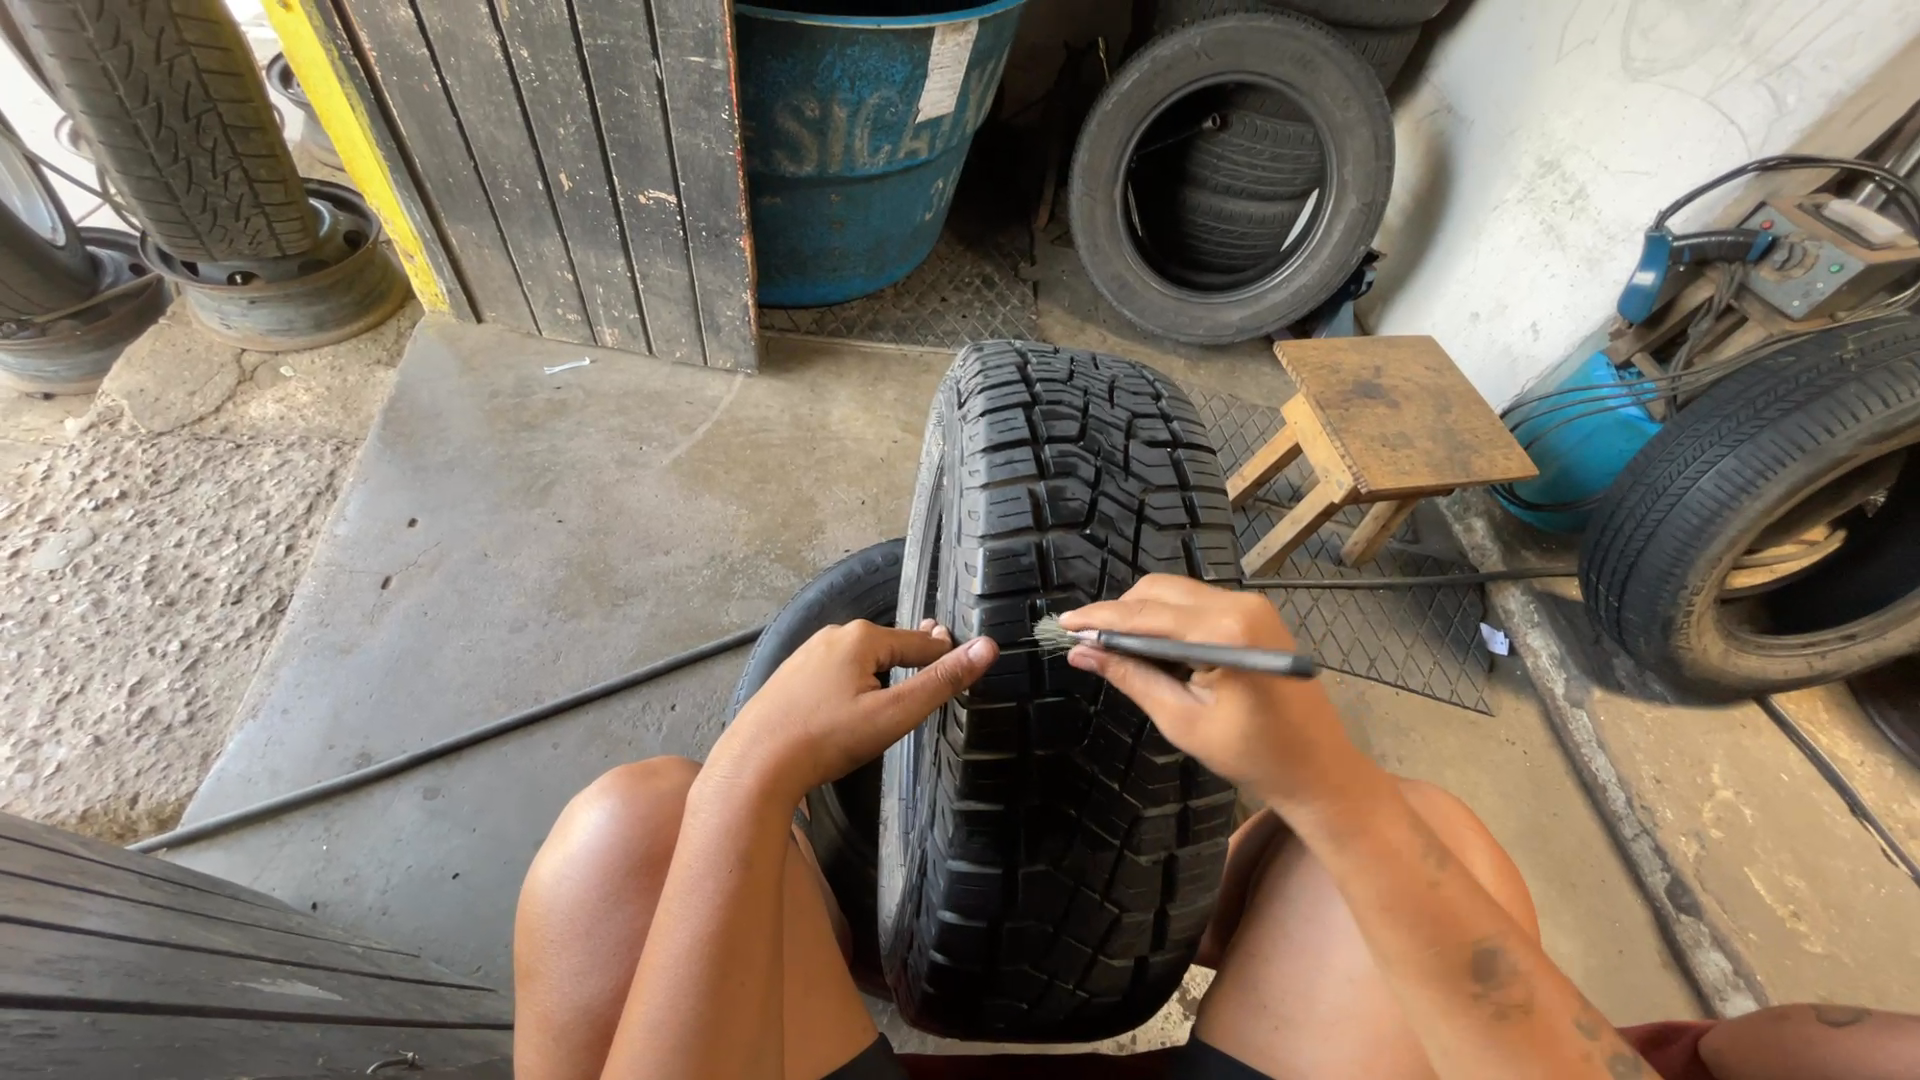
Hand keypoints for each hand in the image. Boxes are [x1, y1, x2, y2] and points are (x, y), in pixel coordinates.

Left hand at [712, 618, 997, 803]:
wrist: (753, 767)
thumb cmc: (827, 740)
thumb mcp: (894, 714)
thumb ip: (941, 681)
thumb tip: (988, 647)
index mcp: (861, 638)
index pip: (919, 642)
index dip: (944, 654)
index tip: (963, 658)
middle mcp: (832, 636)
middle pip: (888, 645)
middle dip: (912, 654)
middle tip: (936, 660)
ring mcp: (806, 655)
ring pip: (859, 657)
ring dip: (881, 666)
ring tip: (900, 678)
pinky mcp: (788, 678)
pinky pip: (834, 671)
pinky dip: (853, 679)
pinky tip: (854, 696)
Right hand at [1060, 575, 1368, 810]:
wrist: (1320, 770)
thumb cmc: (1252, 755)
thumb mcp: (1181, 720)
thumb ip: (1130, 676)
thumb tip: (1080, 652)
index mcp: (1223, 632)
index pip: (1144, 614)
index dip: (1098, 618)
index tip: (1062, 625)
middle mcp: (1238, 604)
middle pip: (1158, 591)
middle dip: (1118, 612)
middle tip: (1085, 640)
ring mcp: (1251, 606)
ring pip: (1176, 593)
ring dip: (1141, 614)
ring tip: (1113, 645)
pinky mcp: (1255, 614)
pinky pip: (1197, 604)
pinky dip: (1166, 618)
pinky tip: (1151, 645)